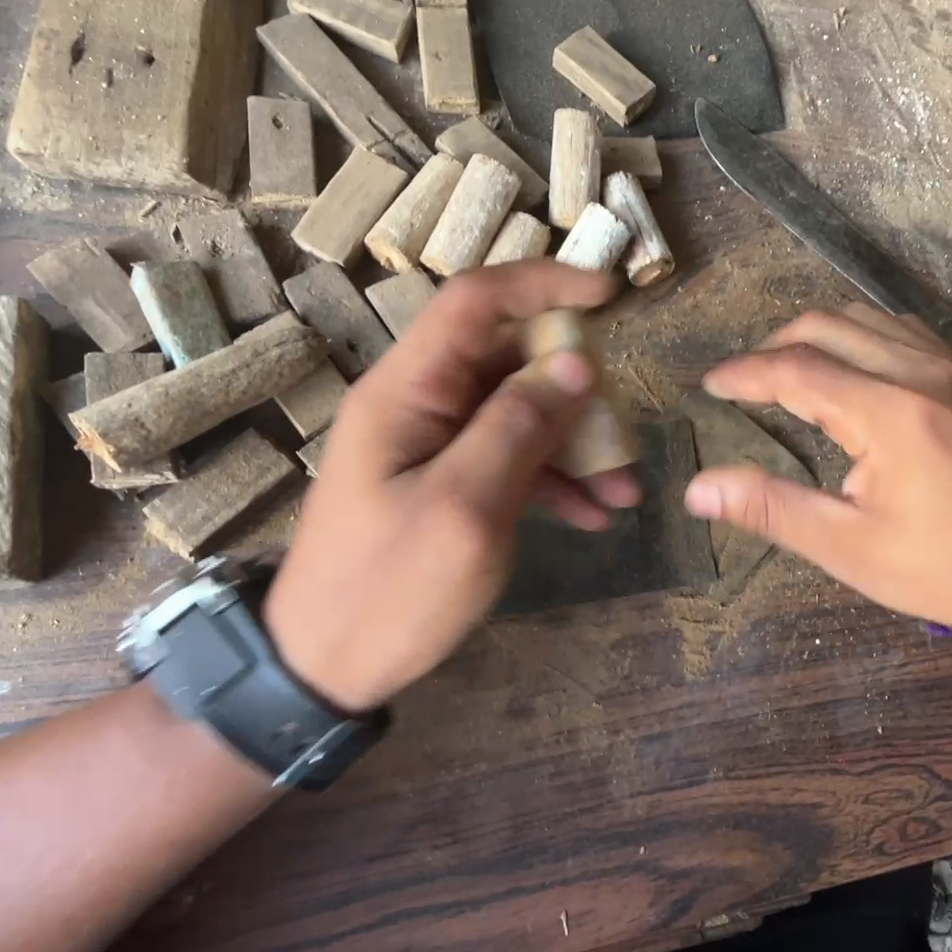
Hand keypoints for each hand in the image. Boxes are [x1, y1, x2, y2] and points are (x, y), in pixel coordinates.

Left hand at [265, 262, 640, 712]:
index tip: (608, 295)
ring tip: (624, 495)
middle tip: (624, 433)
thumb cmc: (390, 590)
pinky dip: (554, 481)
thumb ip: (519, 428)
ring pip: (519, 413)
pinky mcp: (446, 483)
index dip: (542, 284)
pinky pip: (510, 459)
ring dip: (576, 446)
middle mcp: (420, 404)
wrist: (327, 667)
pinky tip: (593, 517)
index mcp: (408, 392)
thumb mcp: (466, 508)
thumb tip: (576, 364)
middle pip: (509, 360)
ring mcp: (433, 445)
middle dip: (577, 390)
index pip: (475, 302)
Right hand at [684, 305, 951, 656]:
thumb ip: (772, 508)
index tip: (707, 385)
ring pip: (869, 319)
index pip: (794, 369)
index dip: (743, 373)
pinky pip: (905, 332)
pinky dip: (863, 336)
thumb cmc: (948, 572)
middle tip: (742, 382)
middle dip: (773, 345)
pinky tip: (852, 371)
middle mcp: (922, 372)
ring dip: (818, 335)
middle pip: (827, 325)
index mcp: (890, 413)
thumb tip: (697, 488)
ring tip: (787, 372)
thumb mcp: (852, 550)